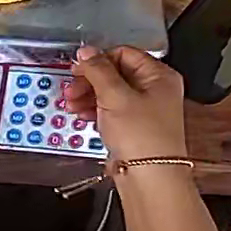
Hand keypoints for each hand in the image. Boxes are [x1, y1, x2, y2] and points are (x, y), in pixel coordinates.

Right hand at [62, 45, 188, 163]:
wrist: (149, 177)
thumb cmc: (142, 137)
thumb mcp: (114, 96)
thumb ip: (98, 70)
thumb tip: (86, 52)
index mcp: (159, 76)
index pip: (123, 54)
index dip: (98, 60)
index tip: (78, 69)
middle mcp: (155, 90)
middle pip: (115, 74)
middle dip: (89, 81)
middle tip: (71, 89)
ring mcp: (144, 110)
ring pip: (110, 93)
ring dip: (88, 96)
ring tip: (72, 105)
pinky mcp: (133, 127)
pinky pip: (110, 110)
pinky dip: (95, 110)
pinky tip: (82, 115)